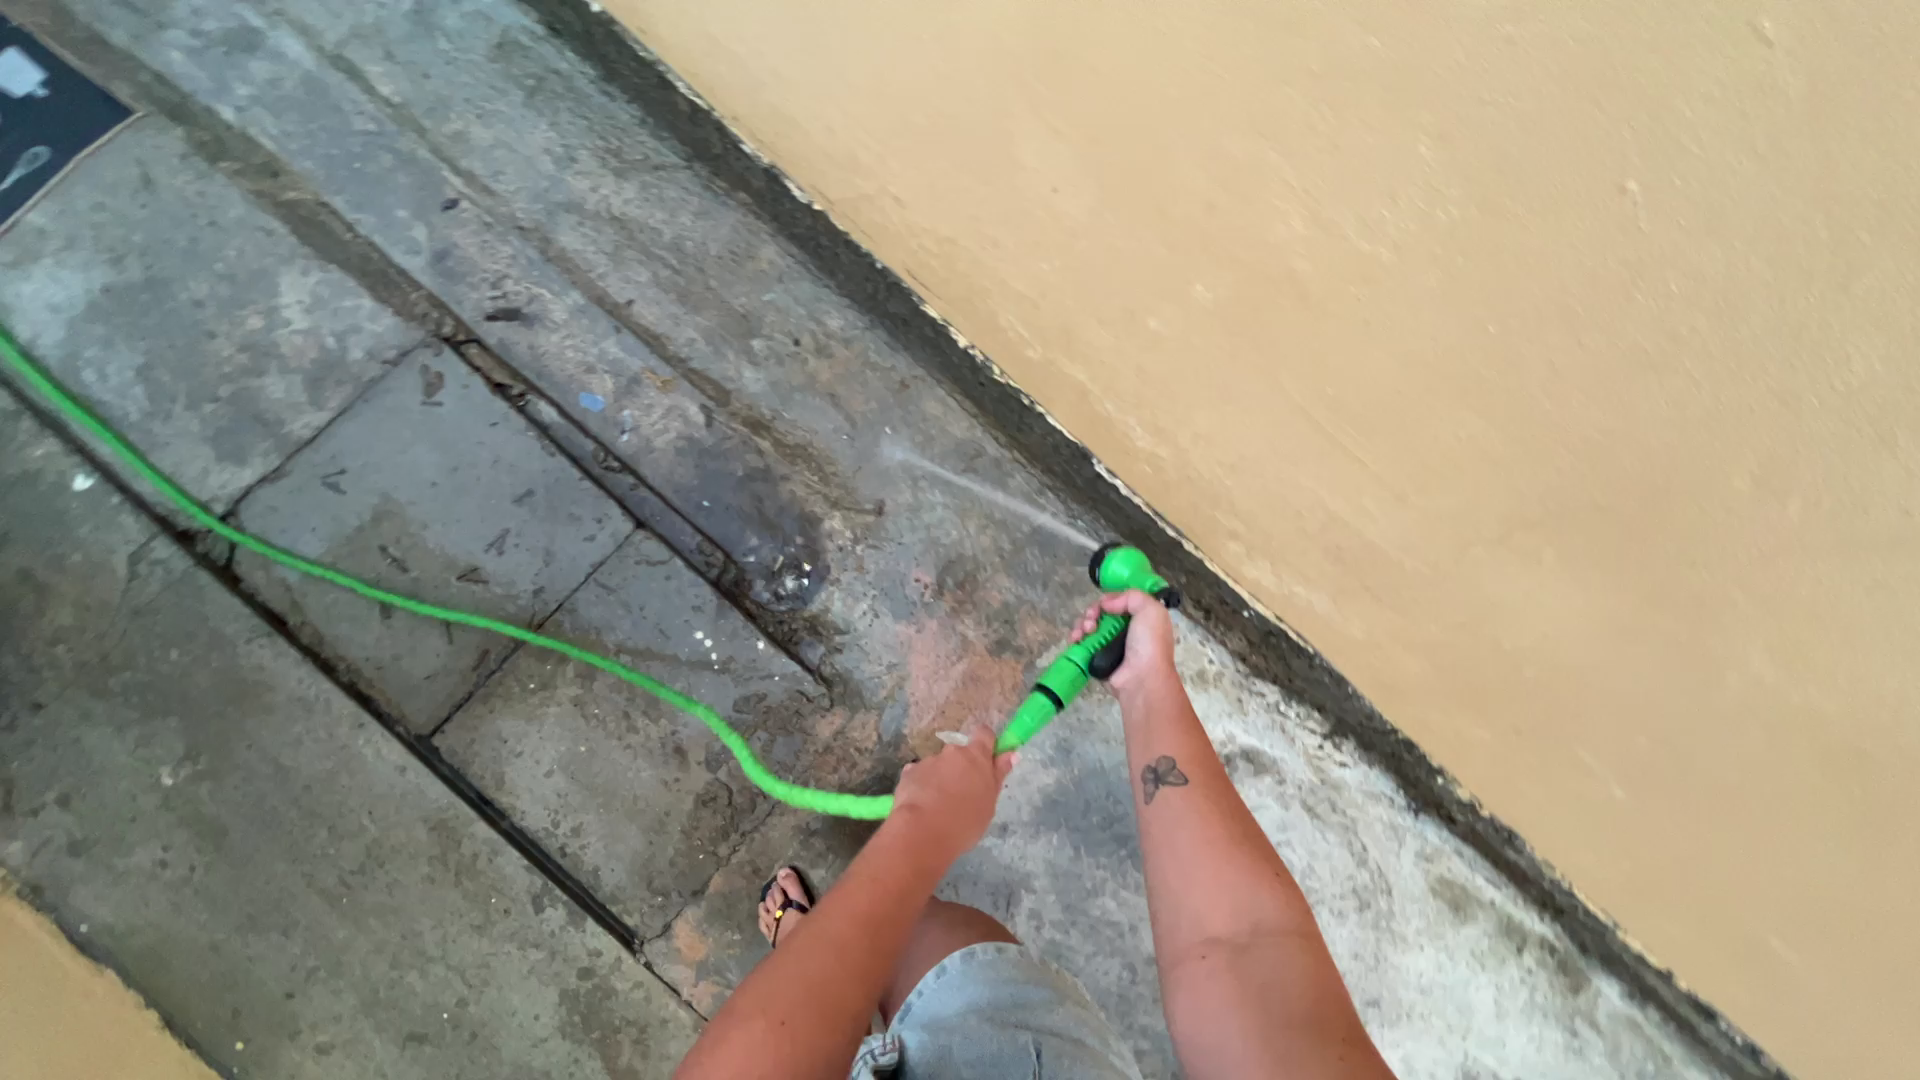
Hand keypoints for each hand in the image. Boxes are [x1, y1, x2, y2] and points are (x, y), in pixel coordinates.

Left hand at [891, 722, 1016, 859]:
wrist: (923, 832)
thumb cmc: (965, 821)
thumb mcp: (990, 802)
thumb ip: (998, 775)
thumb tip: (1011, 754)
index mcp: (976, 756)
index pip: (985, 733)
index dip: (987, 744)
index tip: (987, 761)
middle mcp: (952, 752)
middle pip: (960, 753)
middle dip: (961, 768)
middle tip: (963, 794)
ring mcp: (929, 761)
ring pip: (939, 766)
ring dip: (941, 779)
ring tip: (939, 806)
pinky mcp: (909, 772)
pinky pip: (920, 775)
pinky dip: (923, 786)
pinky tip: (922, 807)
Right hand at [1071, 590, 1177, 694]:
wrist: (1141, 678)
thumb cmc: (1149, 643)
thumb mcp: (1151, 610)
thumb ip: (1131, 596)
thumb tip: (1106, 604)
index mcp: (1141, 618)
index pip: (1119, 601)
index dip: (1108, 599)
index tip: (1103, 604)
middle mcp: (1126, 631)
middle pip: (1101, 613)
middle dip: (1092, 612)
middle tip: (1092, 619)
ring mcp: (1110, 645)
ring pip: (1089, 626)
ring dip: (1082, 624)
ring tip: (1085, 631)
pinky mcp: (1097, 658)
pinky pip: (1083, 643)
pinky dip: (1076, 638)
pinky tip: (1076, 639)